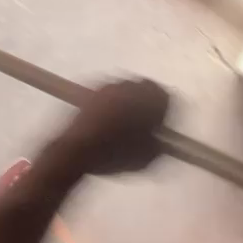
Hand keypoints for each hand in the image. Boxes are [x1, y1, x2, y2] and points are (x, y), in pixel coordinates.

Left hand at [42, 79, 169, 176]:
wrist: (77, 149)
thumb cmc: (117, 154)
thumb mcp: (148, 157)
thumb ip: (158, 143)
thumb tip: (158, 139)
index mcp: (150, 97)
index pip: (164, 96)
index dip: (162, 111)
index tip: (158, 125)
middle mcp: (131, 85)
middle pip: (144, 89)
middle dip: (144, 104)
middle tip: (141, 124)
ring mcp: (108, 85)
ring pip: (123, 90)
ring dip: (125, 103)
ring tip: (120, 124)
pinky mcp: (89, 90)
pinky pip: (105, 96)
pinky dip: (108, 105)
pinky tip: (104, 122)